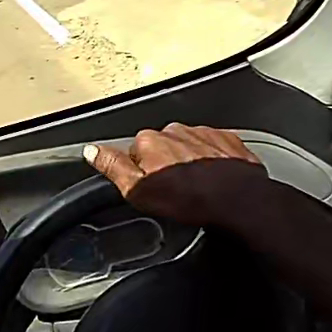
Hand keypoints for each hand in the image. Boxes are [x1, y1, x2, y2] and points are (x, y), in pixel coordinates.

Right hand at [84, 123, 262, 228]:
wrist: (241, 201)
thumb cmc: (192, 199)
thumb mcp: (138, 191)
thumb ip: (111, 166)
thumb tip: (91, 150)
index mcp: (148, 141)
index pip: (134, 153)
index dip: (142, 173)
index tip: (153, 188)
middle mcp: (173, 130)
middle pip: (161, 147)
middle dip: (166, 165)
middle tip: (177, 191)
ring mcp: (201, 133)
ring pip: (186, 146)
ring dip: (189, 161)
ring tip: (198, 186)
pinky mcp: (227, 139)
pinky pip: (213, 146)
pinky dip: (213, 159)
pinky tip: (216, 178)